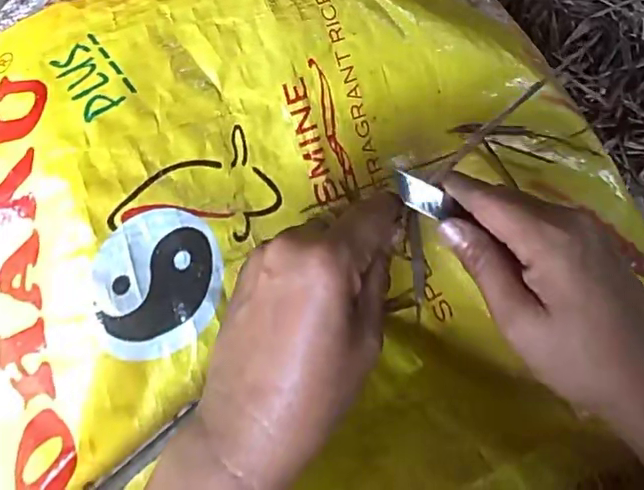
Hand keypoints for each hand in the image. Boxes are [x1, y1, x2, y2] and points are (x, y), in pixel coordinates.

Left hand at [148, 193, 399, 489]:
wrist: (243, 431)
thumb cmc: (316, 393)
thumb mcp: (366, 341)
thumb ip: (376, 282)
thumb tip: (382, 246)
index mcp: (327, 258)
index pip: (370, 213)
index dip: (390, 211)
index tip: (401, 218)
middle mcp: (293, 242)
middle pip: (339, 225)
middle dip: (356, 244)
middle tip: (363, 281)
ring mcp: (264, 253)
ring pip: (312, 238)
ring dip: (326, 254)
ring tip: (326, 301)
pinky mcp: (245, 269)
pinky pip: (287, 253)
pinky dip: (301, 265)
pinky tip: (298, 305)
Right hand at [439, 174, 643, 489]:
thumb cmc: (577, 361)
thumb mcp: (519, 322)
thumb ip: (484, 266)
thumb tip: (449, 223)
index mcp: (549, 238)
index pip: (490, 199)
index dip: (456, 188)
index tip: (425, 185)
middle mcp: (569, 218)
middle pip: (508, 198)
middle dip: (473, 202)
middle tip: (440, 216)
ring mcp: (586, 224)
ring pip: (527, 205)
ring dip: (497, 214)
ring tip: (470, 235)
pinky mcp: (595, 235)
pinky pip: (547, 216)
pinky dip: (521, 223)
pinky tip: (511, 248)